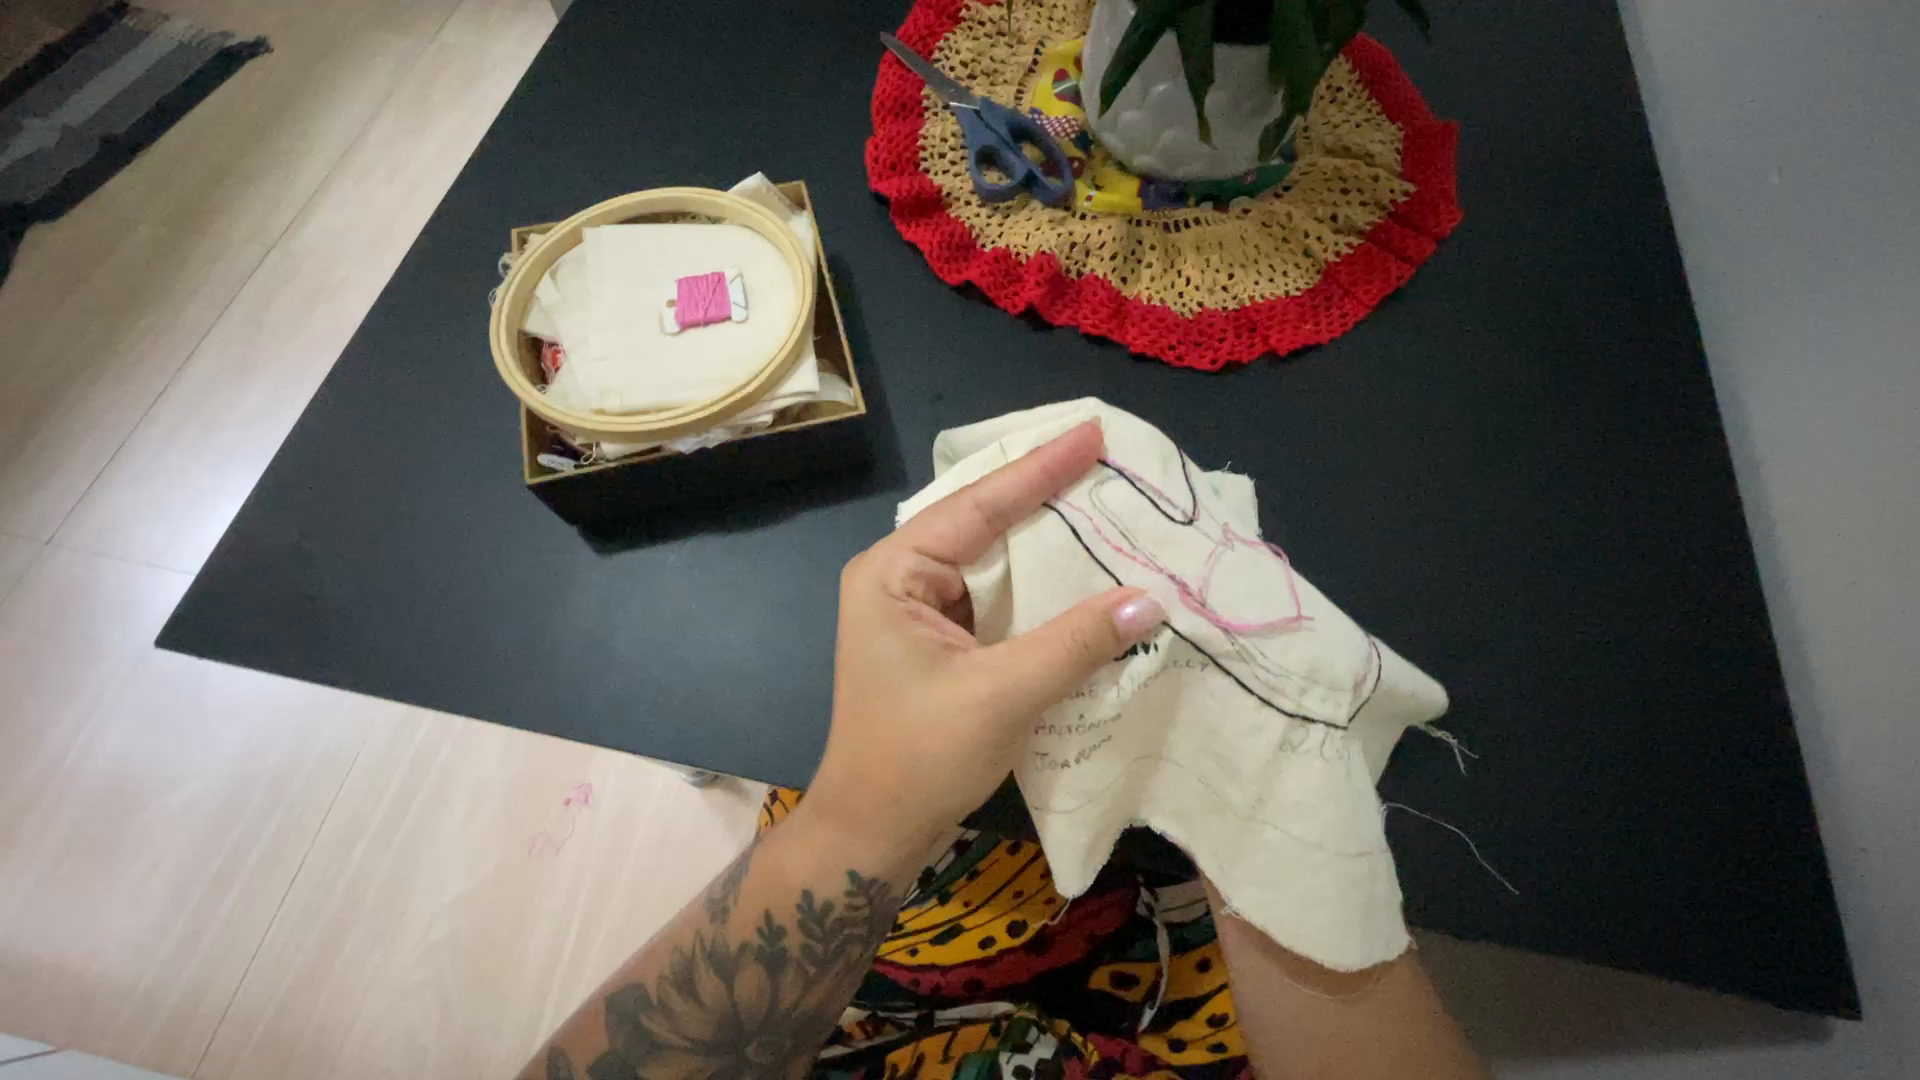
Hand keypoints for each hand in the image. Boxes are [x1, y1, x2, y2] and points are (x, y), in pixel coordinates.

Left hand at [802, 421, 1165, 866]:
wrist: (874, 831)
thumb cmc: (919, 758)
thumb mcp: (1002, 694)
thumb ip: (1076, 643)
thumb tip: (1150, 599)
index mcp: (893, 573)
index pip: (977, 505)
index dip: (1039, 468)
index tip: (1091, 432)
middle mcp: (900, 578)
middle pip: (981, 522)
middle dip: (1042, 494)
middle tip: (1105, 459)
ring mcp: (917, 609)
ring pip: (991, 560)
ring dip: (1044, 541)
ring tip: (1104, 505)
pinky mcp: (938, 639)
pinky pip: (995, 597)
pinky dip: (1037, 587)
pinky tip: (1080, 573)